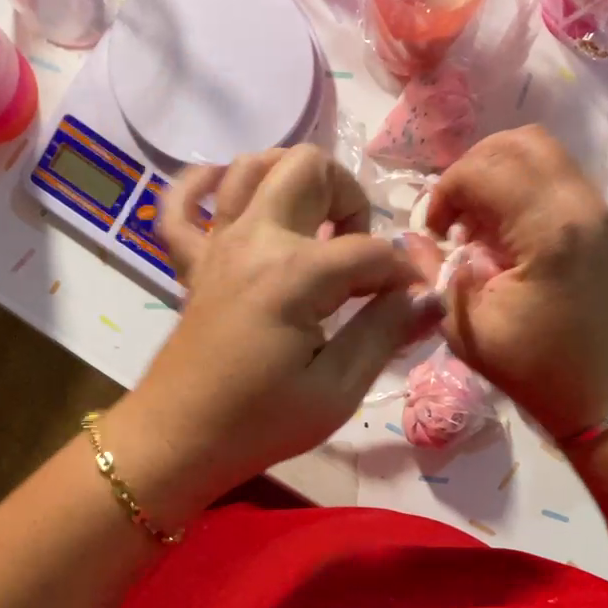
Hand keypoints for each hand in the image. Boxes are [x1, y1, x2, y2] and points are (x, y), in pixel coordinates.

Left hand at [104, 145, 437, 527]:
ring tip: (313, 224)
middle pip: (308, 167)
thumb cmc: (261, 424)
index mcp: (295, 274)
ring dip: (290, 179)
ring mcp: (216, 245)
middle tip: (358, 253)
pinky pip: (180, 204)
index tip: (413, 304)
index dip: (402, 274)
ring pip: (249, 166)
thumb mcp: (336, 390)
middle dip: (349, 197)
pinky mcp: (191, 263)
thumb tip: (427, 297)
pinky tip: (224, 192)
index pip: (369, 249)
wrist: (180, 441)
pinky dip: (199, 185)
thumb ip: (383, 333)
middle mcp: (254, 240)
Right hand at [423, 126, 607, 439]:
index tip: (435, 233)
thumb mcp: (469, 330)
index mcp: (550, 230)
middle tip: (454, 217)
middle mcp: (582, 204)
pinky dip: (525, 188)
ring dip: (500, 175)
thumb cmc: (536, 371)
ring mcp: (601, 209)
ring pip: (542, 152)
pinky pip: (560, 177)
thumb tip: (413, 238)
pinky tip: (509, 233)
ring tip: (480, 223)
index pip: (485, 169)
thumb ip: (435, 274)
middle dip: (472, 171)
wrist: (607, 397)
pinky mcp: (607, 222)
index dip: (447, 192)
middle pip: (517, 144)